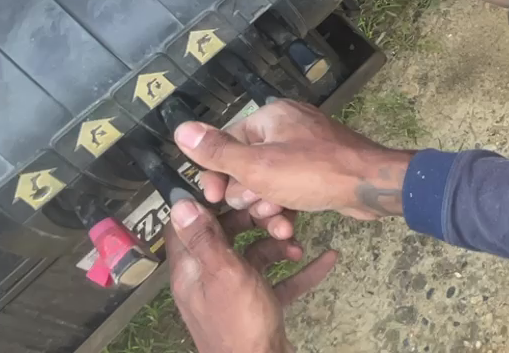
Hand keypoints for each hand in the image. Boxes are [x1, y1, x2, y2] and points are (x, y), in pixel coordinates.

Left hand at [164, 198, 335, 352]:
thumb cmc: (239, 321)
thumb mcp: (225, 273)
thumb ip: (206, 239)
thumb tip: (179, 203)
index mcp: (194, 270)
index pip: (189, 226)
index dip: (208, 203)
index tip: (236, 187)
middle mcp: (211, 277)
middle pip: (230, 234)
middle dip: (258, 221)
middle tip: (281, 214)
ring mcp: (236, 292)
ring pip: (257, 253)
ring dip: (281, 244)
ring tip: (299, 245)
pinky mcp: (259, 304)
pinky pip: (281, 279)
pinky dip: (302, 270)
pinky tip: (328, 258)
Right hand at [173, 100, 414, 220]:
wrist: (366, 185)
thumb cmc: (312, 171)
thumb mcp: (257, 165)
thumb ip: (218, 151)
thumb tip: (181, 129)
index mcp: (272, 116)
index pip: (226, 144)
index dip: (218, 176)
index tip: (216, 200)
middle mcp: (287, 126)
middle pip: (246, 166)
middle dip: (249, 194)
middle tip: (262, 205)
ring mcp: (305, 146)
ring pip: (266, 183)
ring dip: (267, 207)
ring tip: (279, 218)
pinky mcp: (317, 168)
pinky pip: (288, 188)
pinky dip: (285, 207)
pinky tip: (289, 227)